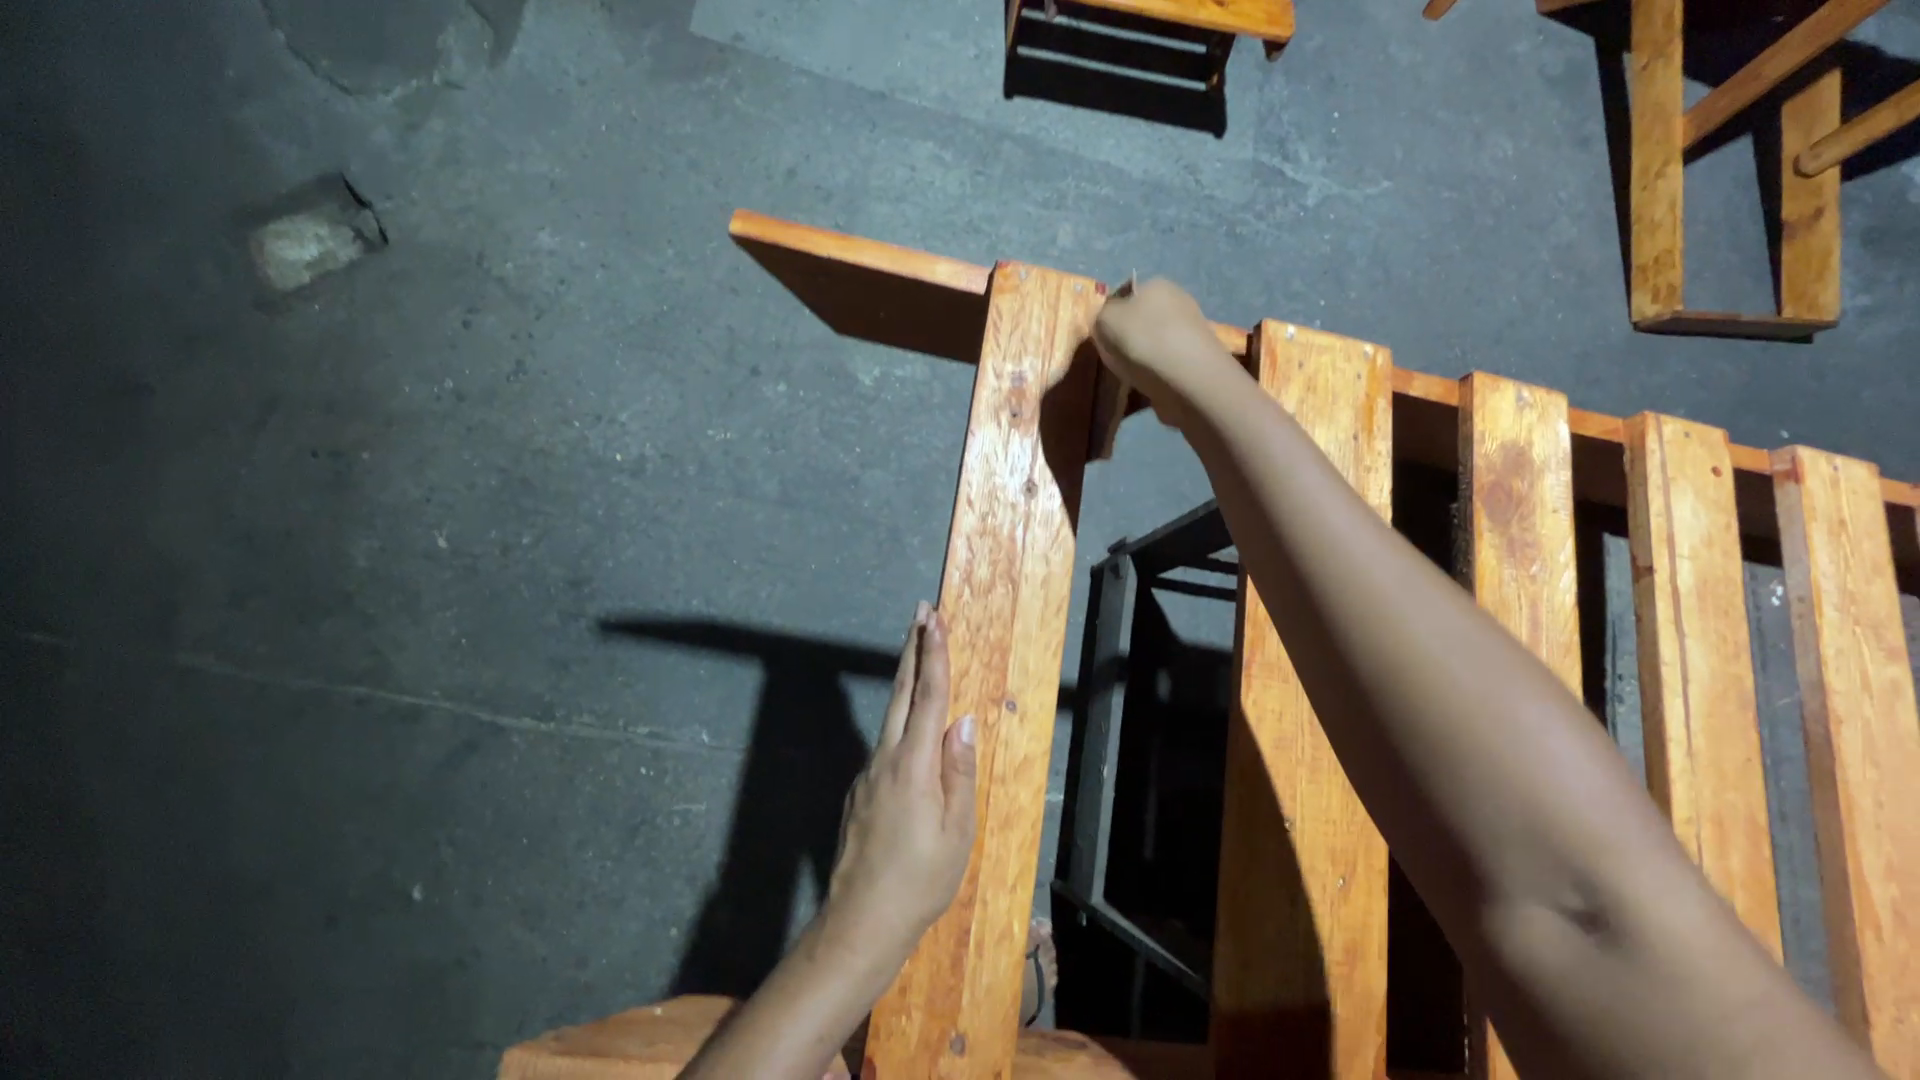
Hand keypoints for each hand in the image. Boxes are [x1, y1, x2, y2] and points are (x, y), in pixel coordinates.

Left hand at [823, 602, 976, 959]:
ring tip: (918, 652)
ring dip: (905, 679)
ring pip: (890, 717)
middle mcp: (885, 760)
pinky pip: (885, 746)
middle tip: (920, 613)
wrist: (861, 921)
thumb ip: (958, 771)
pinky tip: (911, 728)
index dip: (934, 656)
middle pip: (900, 694)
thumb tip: (962, 720)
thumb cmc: (921, 880)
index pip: (927, 698)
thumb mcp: (956, 831)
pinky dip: (900, 720)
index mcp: (913, 766)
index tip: (934, 620)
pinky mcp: (860, 792)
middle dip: (912, 650)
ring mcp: (867, 775)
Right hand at [1091, 278, 1239, 431]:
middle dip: (1126, 339)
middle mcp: (1177, 301)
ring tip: (1132, 375)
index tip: (1103, 337)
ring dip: (1140, 359)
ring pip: (1153, 343)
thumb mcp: (1105, 320)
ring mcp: (1190, 330)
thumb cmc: (1143, 341)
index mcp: (1156, 284)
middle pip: (1140, 320)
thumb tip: (1106, 320)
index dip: (1110, 316)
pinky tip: (1150, 384)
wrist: (1188, 379)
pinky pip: (1166, 364)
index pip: (1125, 294)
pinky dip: (1155, 374)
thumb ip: (1099, 315)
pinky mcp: (1197, 358)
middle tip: (1115, 358)